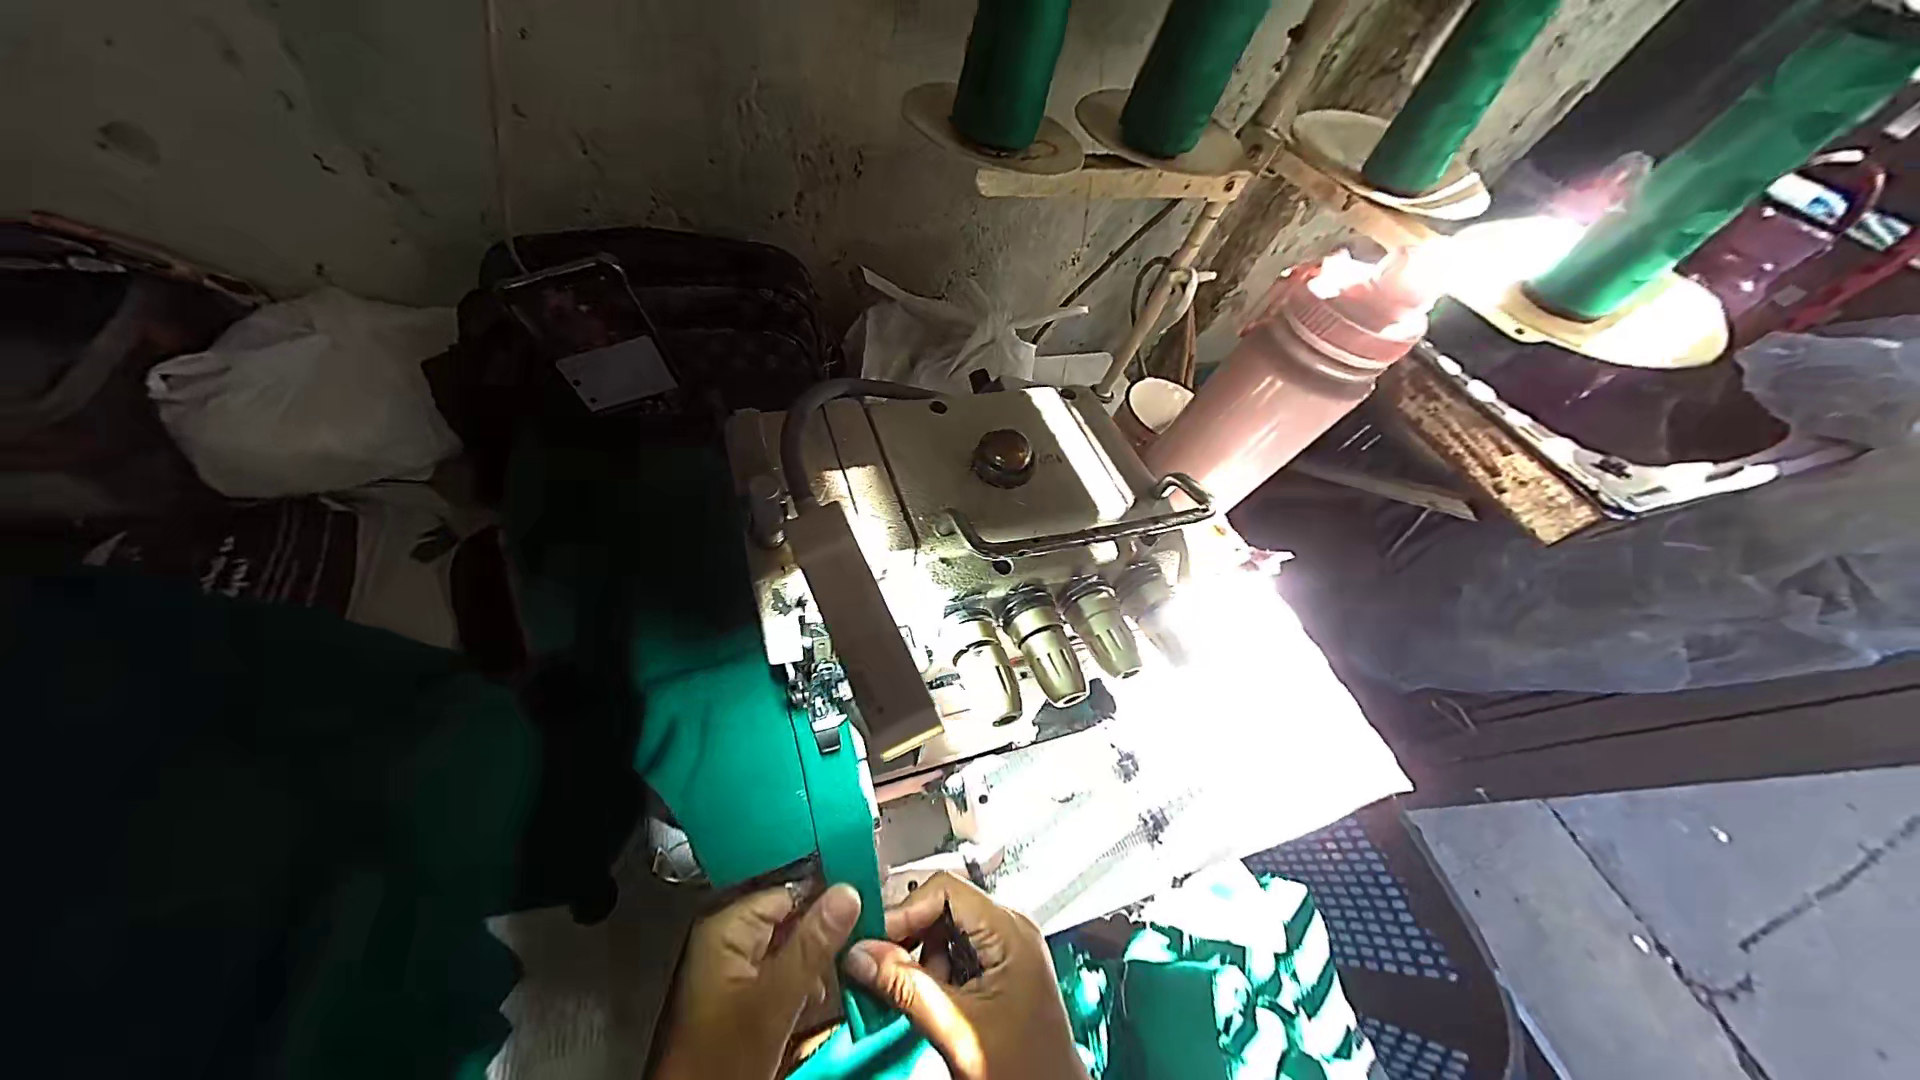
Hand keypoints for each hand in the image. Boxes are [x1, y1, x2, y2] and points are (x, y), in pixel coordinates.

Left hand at [650, 882, 861, 1079]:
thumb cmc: (720, 1061)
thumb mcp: (775, 999)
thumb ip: (814, 943)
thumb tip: (849, 892)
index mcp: (728, 924)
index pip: (792, 887)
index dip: (830, 896)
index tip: (865, 905)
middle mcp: (728, 935)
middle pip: (792, 914)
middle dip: (824, 933)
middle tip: (852, 949)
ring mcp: (733, 964)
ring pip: (791, 943)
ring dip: (816, 960)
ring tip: (829, 983)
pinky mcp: (740, 991)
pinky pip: (781, 968)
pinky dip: (802, 980)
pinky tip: (812, 1001)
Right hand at [842, 872, 1086, 1079]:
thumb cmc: (1023, 1072)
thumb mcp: (957, 1030)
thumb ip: (907, 988)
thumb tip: (861, 955)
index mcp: (1009, 931)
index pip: (945, 888)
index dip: (905, 910)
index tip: (873, 940)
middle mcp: (1010, 928)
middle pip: (944, 903)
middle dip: (908, 932)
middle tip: (877, 962)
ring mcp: (1005, 946)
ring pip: (945, 926)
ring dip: (918, 953)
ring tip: (905, 989)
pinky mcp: (998, 966)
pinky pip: (955, 949)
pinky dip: (931, 967)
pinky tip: (924, 995)